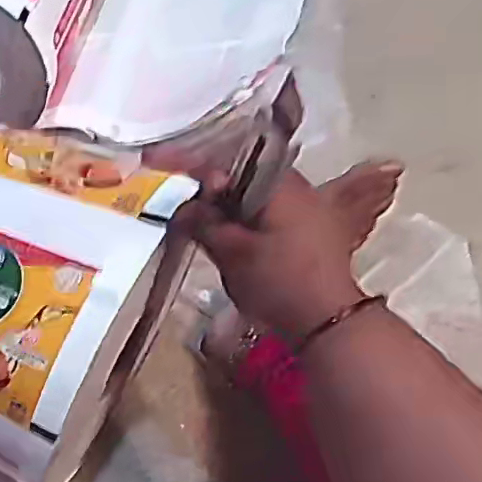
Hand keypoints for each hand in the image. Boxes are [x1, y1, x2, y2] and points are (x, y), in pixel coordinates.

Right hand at [176, 170, 365, 340]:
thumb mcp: (231, 252)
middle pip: (241, 175)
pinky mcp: (307, 229)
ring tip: (197, 225)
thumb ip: (203, 222)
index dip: (190, 162)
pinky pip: (264, 211)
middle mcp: (296, 188)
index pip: (227, 161)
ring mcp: (306, 208)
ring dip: (223, 206)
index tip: (157, 162)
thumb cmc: (277, 281)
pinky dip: (240, 218)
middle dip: (207, 188)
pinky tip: (225, 238)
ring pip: (252, 194)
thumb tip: (183, 206)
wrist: (325, 321)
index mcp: (279, 185)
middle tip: (180, 208)